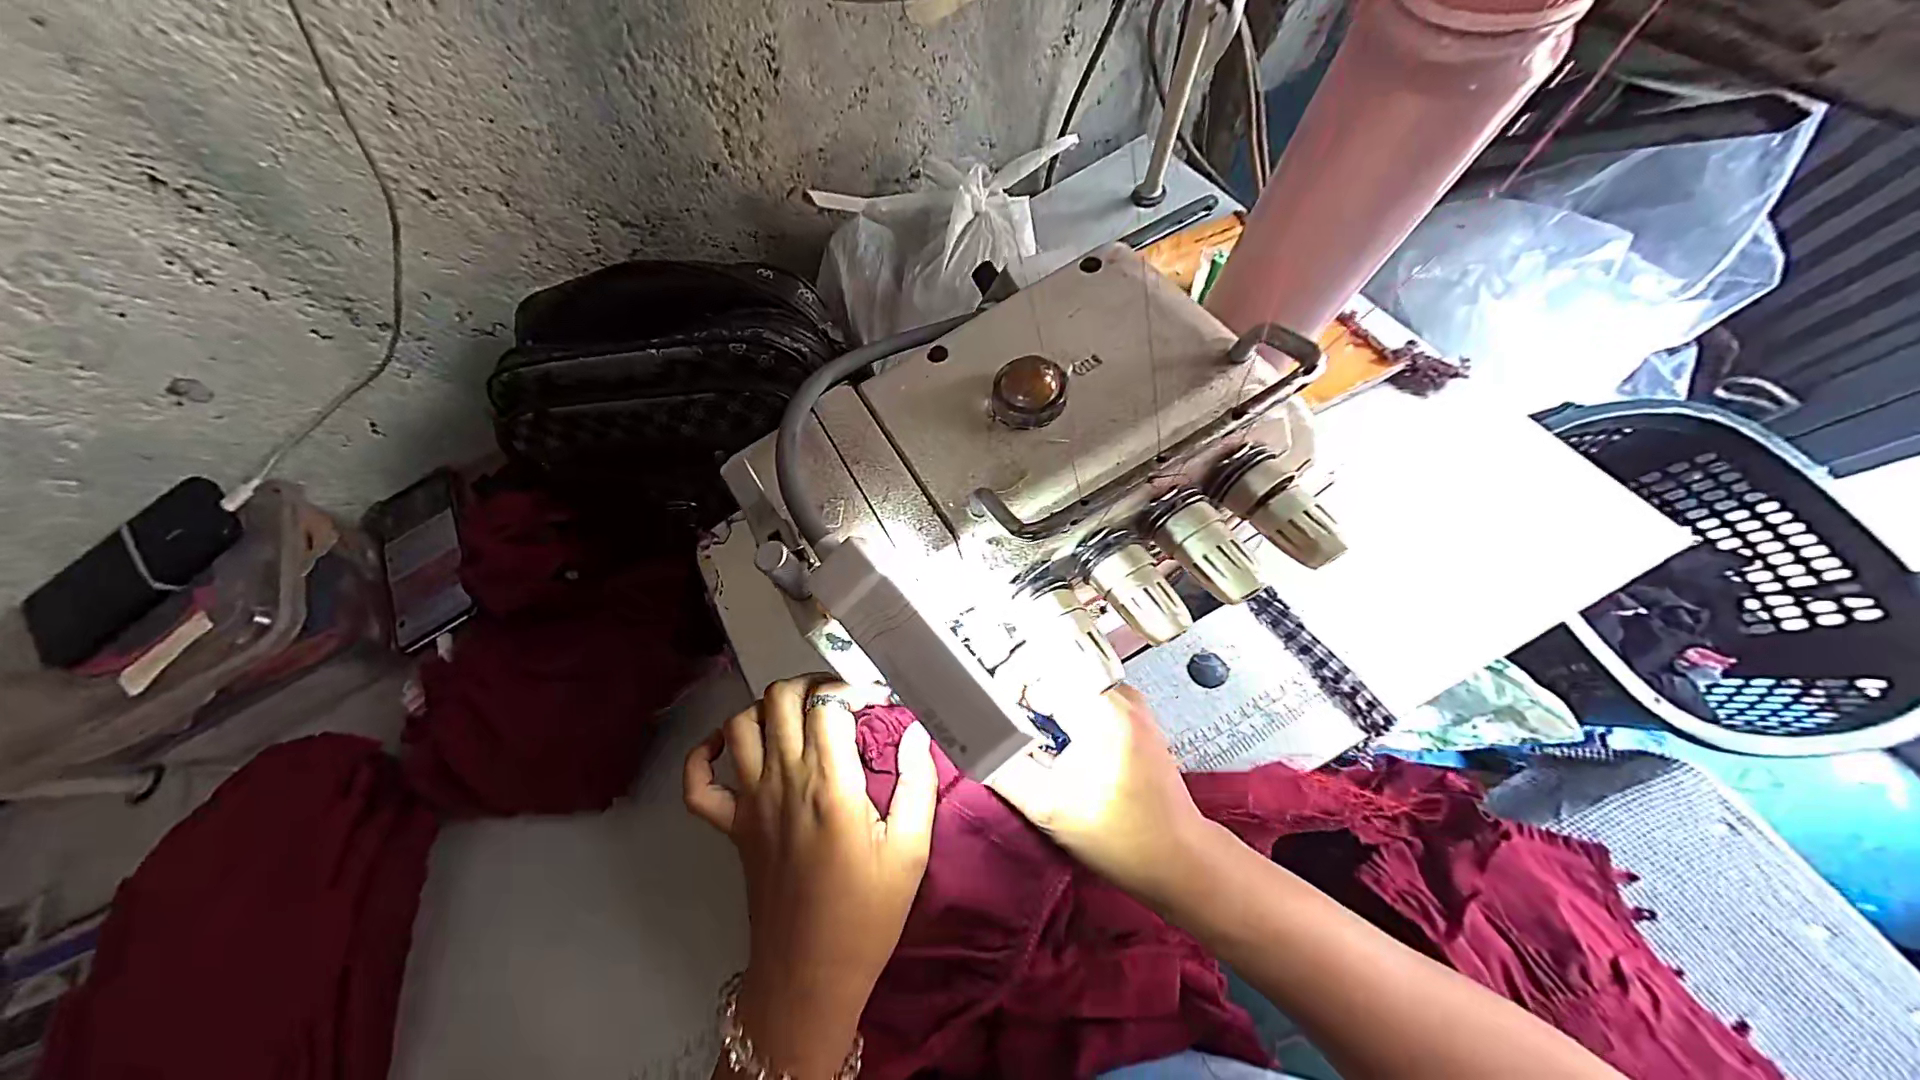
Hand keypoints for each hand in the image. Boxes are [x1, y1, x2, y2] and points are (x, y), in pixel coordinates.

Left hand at [683, 676, 936, 1078]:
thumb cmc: (867, 914)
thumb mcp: (911, 850)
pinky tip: (729, 745)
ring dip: (768, 705)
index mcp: (830, 786)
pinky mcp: (730, 826)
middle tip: (839, 697)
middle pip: (781, 698)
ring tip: (799, 714)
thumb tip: (915, 734)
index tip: (876, 700)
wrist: (810, 972)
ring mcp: (750, 802)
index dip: (853, 688)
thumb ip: (917, 784)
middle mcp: (784, 782)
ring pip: (741, 723)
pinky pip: (698, 781)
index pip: (829, 704)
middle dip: (811, 682)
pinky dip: (705, 754)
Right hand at [988, 684, 1215, 908]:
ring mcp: (1129, 701)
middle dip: (1022, 692)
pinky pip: (1083, 693)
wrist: (1177, 857)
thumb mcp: (1048, 807)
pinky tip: (1059, 742)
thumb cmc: (1123, 839)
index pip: (1038, 663)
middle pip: (1050, 667)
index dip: (1006, 680)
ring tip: (1036, 737)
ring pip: (1065, 678)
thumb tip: (972, 739)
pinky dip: (1062, 709)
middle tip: (1010, 725)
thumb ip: (1003, 767)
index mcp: (1102, 708)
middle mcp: (1120, 694)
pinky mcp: (1130, 713)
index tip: (993, 704)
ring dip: (1041, 702)